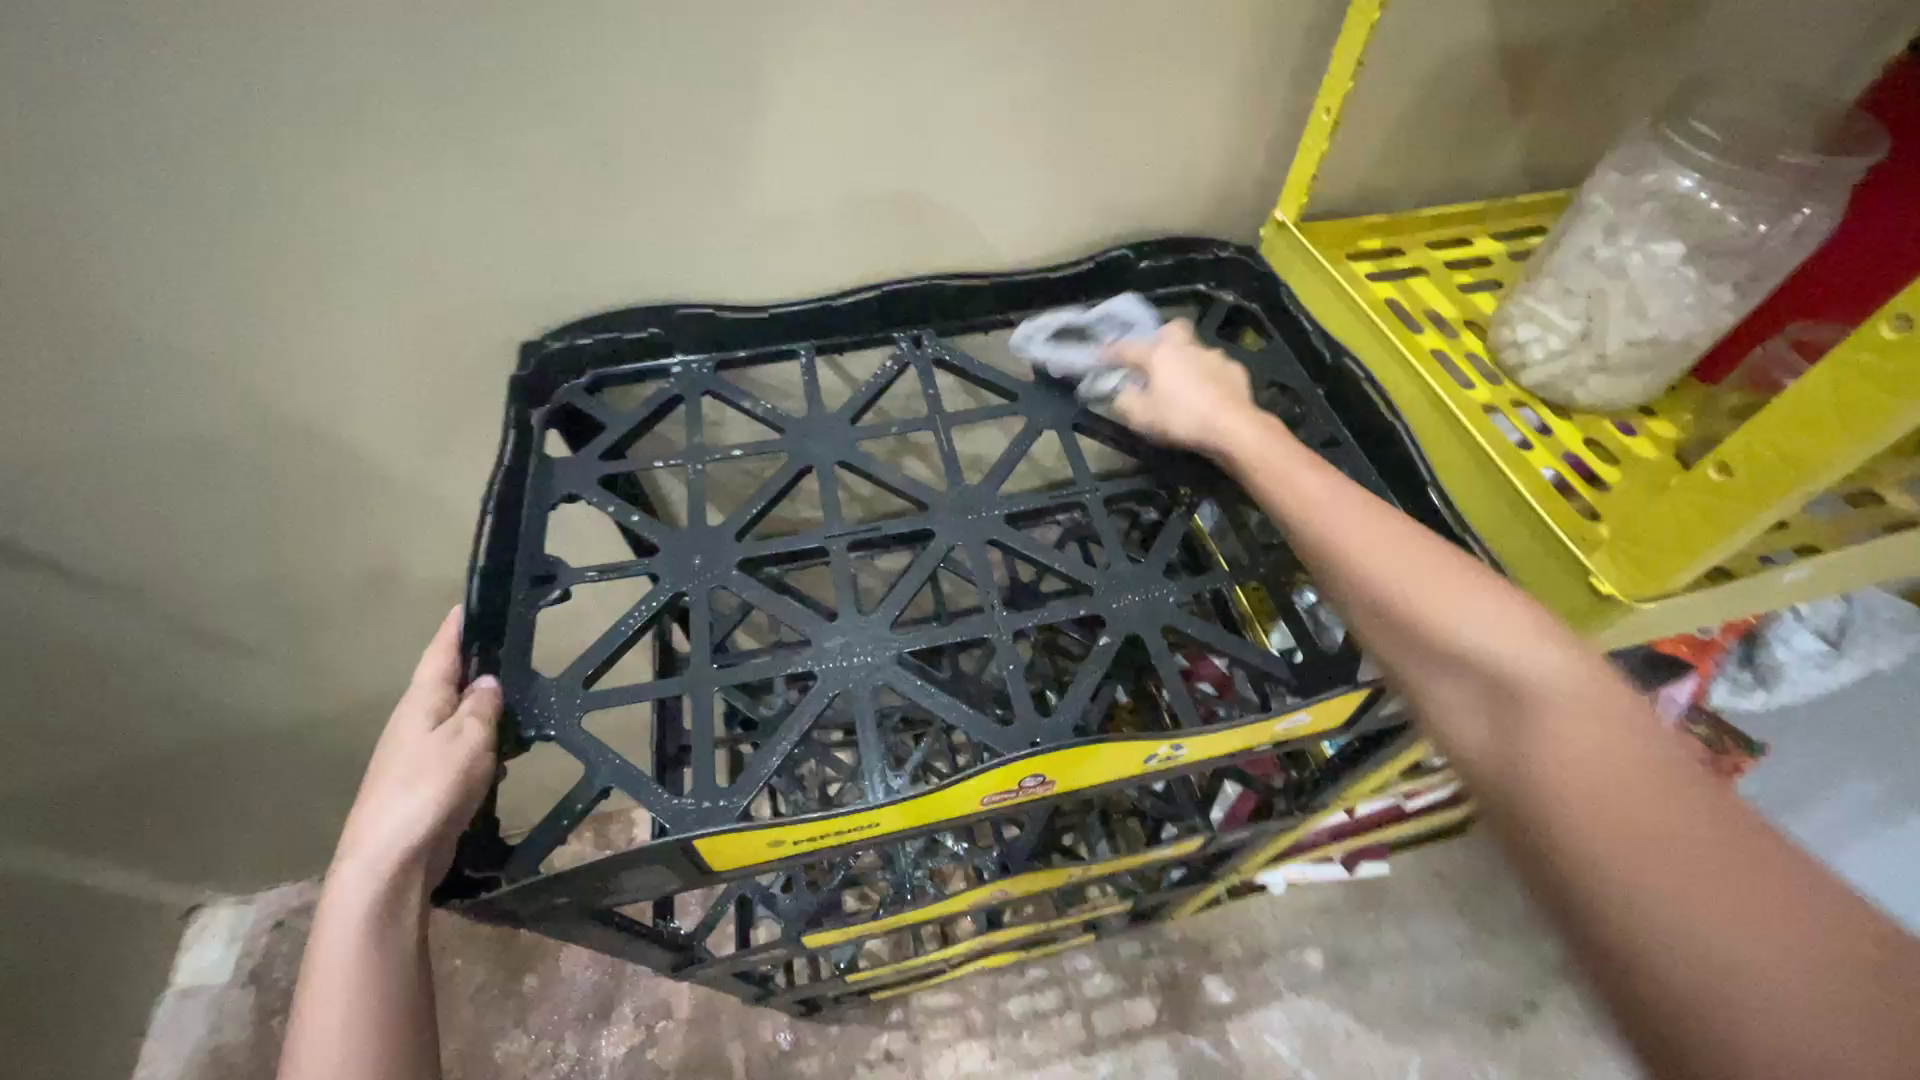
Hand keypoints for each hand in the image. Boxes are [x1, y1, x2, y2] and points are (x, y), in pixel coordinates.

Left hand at [331, 606, 499, 889]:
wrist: (390, 858)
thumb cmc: (429, 787)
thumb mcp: (468, 738)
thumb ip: (482, 706)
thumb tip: (487, 682)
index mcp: (421, 703)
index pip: (440, 653)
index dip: (455, 628)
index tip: (468, 604)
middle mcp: (414, 723)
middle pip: (447, 686)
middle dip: (475, 669)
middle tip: (512, 652)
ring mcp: (416, 756)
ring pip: (456, 720)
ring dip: (484, 711)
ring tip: (521, 702)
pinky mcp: (426, 785)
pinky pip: (460, 751)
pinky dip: (483, 745)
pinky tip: (505, 756)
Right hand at [1106, 319, 1276, 458]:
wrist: (1232, 427)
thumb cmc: (1180, 419)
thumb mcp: (1141, 417)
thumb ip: (1125, 400)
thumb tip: (1124, 391)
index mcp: (1159, 354)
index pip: (1128, 348)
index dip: (1112, 352)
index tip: (1101, 356)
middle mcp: (1187, 348)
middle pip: (1172, 329)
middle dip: (1161, 338)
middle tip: (1156, 357)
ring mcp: (1215, 356)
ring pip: (1196, 350)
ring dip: (1188, 362)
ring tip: (1184, 385)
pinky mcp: (1235, 371)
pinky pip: (1216, 369)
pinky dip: (1209, 378)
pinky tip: (1209, 395)